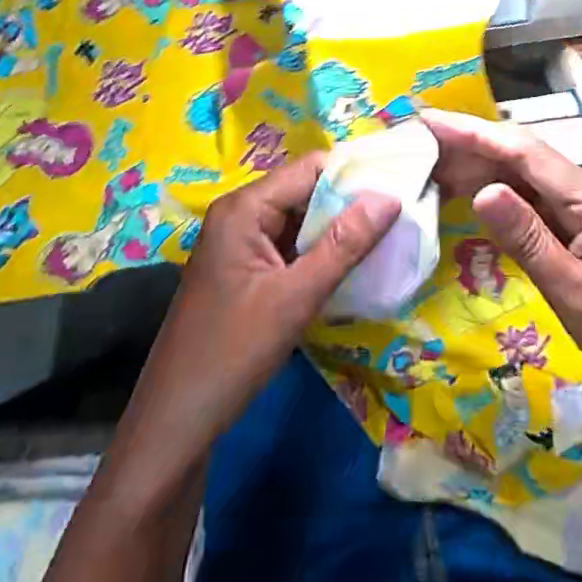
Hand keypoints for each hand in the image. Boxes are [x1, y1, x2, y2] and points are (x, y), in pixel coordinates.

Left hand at [121, 154, 401, 449]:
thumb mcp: (296, 297)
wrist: (180, 412)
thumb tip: (389, 197)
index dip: (354, 174)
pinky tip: (351, 265)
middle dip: (349, 202)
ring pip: (298, 219)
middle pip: (304, 191)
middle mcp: (239, 213)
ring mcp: (239, 241)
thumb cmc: (235, 350)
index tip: (401, 187)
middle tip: (401, 216)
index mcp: (244, 208)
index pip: (309, 169)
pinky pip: (288, 245)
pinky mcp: (244, 267)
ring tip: (387, 237)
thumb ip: (344, 245)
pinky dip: (318, 251)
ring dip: (336, 229)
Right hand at [422, 110, 581, 411]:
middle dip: (472, 143)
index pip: (527, 155)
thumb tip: (481, 191)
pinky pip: (532, 199)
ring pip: (526, 174)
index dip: (476, 134)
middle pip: (525, 156)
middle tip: (421, 139)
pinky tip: (467, 191)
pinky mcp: (580, 228)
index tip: (432, 122)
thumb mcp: (575, 295)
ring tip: (432, 161)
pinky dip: (496, 190)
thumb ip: (528, 240)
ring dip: (480, 164)